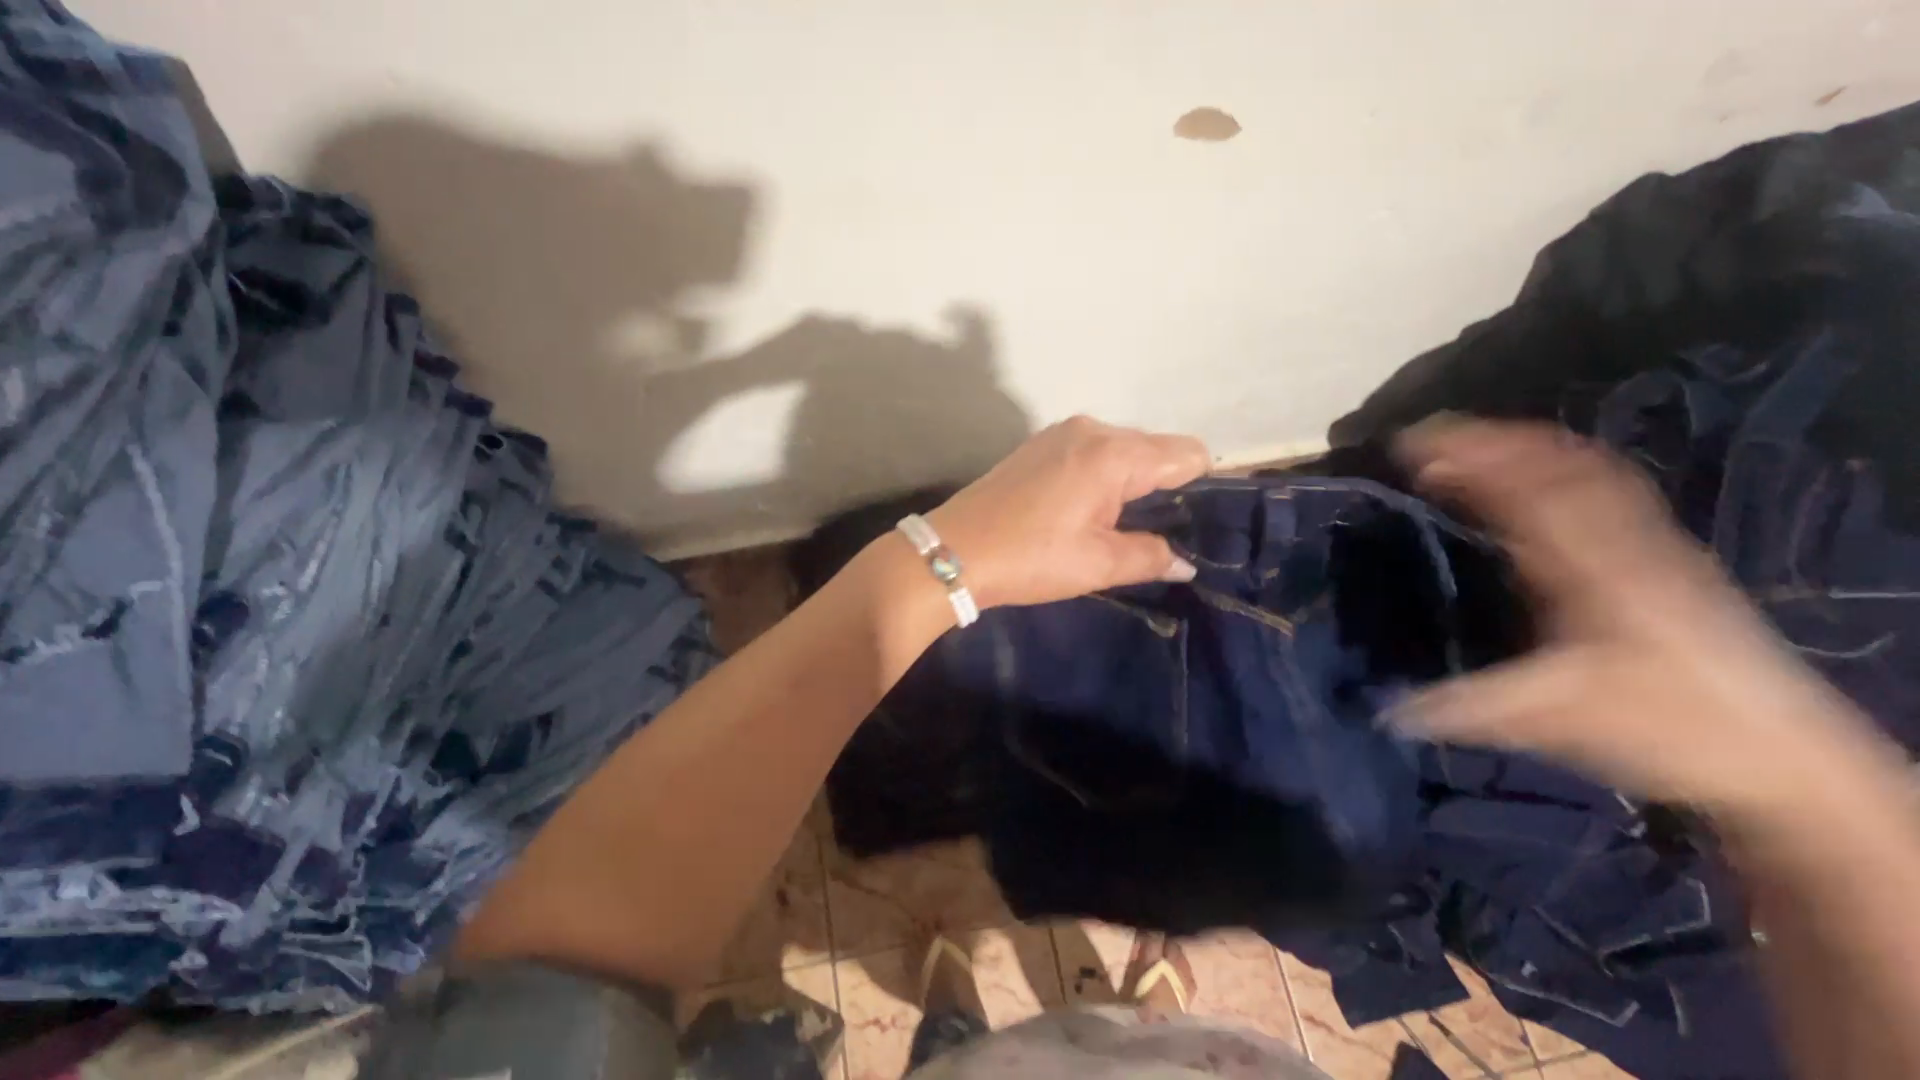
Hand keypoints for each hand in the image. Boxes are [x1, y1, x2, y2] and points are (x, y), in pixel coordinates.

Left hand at [926, 415, 1209, 608]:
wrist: (952, 551)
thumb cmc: (1029, 558)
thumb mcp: (1097, 564)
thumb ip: (1150, 557)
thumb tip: (1186, 563)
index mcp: (1114, 453)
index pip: (1187, 453)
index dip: (1201, 486)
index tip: (1196, 522)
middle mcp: (1092, 429)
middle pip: (1155, 447)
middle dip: (1164, 485)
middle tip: (1159, 533)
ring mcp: (1061, 433)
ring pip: (1122, 449)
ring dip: (1131, 481)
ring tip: (1121, 526)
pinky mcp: (1039, 445)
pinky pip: (1092, 452)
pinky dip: (1102, 475)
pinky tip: (1089, 511)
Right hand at [1392, 419, 1892, 823]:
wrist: (1784, 760)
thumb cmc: (1667, 728)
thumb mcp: (1555, 720)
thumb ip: (1468, 707)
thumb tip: (1389, 711)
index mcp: (1593, 567)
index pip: (1523, 488)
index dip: (1467, 457)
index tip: (1412, 443)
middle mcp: (1627, 542)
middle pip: (1559, 464)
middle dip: (1493, 442)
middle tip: (1433, 442)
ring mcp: (1657, 548)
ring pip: (1591, 473)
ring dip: (1531, 451)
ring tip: (1480, 450)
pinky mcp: (1673, 564)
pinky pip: (1613, 493)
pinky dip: (1567, 472)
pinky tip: (1548, 487)